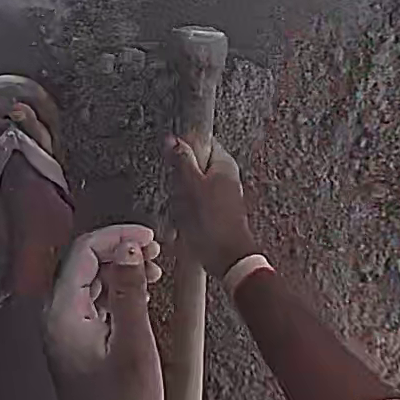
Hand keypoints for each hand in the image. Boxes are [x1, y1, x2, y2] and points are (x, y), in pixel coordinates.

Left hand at [45, 224, 164, 399]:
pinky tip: (142, 289)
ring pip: (91, 277)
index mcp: (63, 313)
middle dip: (119, 247)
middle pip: (84, 260)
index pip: (84, 251)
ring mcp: (66, 327)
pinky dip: (118, 286)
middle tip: (154, 249)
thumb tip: (130, 248)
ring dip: (121, 266)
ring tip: (153, 266)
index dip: (116, 236)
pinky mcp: (78, 338)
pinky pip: (95, 297)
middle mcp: (58, 315)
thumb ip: (130, 292)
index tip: (147, 237)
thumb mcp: (134, 347)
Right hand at [165, 137, 258, 279]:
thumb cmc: (213, 222)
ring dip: (182, 195)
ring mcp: (221, 195)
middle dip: (181, 175)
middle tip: (179, 187)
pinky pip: (194, 203)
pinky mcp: (215, 211)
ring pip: (191, 185)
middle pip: (194, 164)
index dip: (185, 147)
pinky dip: (186, 210)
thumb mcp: (190, 185)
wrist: (226, 259)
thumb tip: (172, 140)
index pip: (202, 141)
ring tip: (182, 207)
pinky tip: (185, 220)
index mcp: (224, 164)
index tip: (174, 157)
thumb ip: (181, 159)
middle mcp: (226, 177)